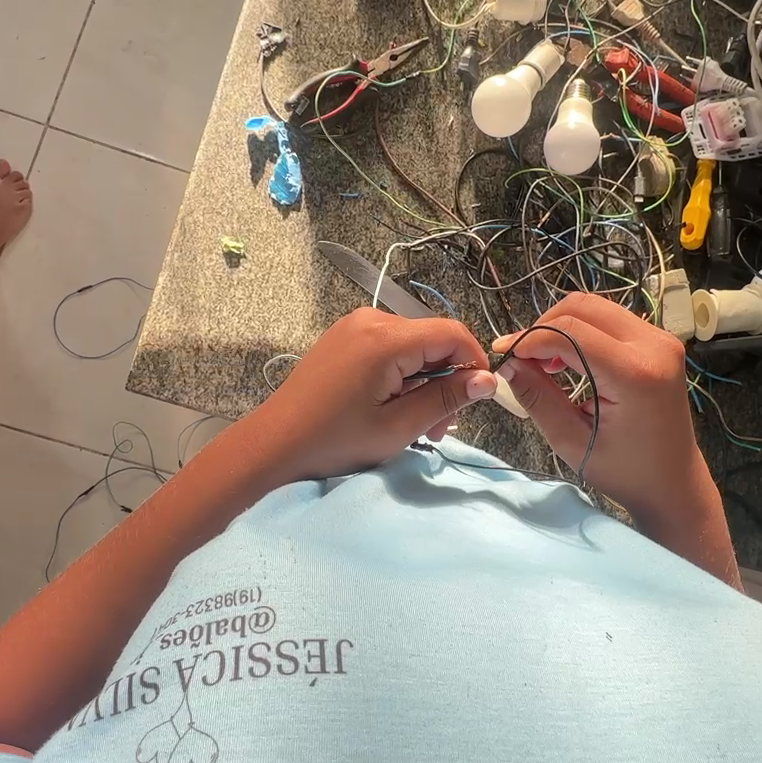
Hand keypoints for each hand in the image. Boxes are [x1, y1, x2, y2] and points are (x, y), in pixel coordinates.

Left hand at [247, 309, 497, 480]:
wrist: (273, 443)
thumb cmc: (334, 440)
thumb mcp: (397, 427)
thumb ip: (445, 399)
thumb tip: (488, 381)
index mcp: (386, 338)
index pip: (452, 334)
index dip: (473, 363)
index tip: (475, 401)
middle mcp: (371, 319)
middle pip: (432, 339)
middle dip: (445, 380)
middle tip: (438, 429)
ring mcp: (354, 325)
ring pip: (412, 346)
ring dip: (423, 382)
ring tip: (415, 425)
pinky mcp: (344, 337)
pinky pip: (389, 348)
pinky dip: (401, 375)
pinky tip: (393, 406)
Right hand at [491, 293, 699, 525]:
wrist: (673, 483)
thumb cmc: (624, 472)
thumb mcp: (571, 442)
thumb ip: (538, 398)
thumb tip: (508, 365)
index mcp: (635, 373)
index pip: (569, 332)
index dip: (529, 339)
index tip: (503, 356)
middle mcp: (653, 345)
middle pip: (582, 307)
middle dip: (542, 327)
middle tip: (521, 359)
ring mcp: (660, 339)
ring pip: (595, 308)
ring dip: (559, 328)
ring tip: (541, 363)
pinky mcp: (658, 342)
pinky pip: (608, 321)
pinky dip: (578, 332)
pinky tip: (565, 361)